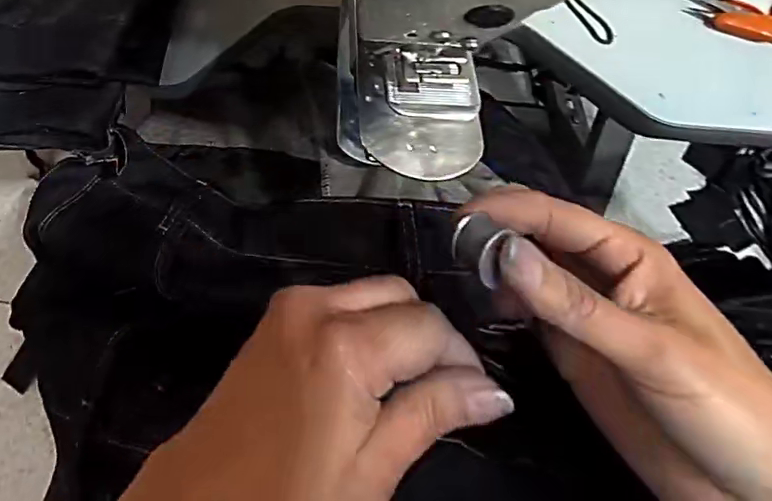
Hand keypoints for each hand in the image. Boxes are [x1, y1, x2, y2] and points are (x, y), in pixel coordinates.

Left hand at [121, 275, 515, 500]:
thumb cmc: (289, 499)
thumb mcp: (369, 473)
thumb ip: (431, 415)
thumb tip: (493, 392)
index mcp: (345, 342)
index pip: (429, 325)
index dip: (462, 358)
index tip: (481, 395)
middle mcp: (319, 303)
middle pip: (401, 295)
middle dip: (430, 337)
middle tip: (449, 390)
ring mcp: (293, 302)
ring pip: (372, 291)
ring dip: (398, 327)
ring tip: (412, 383)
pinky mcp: (278, 312)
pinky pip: (341, 300)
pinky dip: (366, 323)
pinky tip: (372, 370)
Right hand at [459, 187, 771, 500]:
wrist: (764, 498)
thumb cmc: (739, 412)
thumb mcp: (654, 351)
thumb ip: (575, 304)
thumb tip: (509, 252)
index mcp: (629, 255)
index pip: (556, 215)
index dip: (509, 209)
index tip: (466, 219)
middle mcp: (602, 276)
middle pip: (537, 236)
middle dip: (496, 231)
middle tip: (455, 242)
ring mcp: (587, 315)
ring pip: (528, 272)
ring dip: (495, 266)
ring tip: (461, 271)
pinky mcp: (576, 353)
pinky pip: (530, 315)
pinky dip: (502, 305)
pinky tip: (485, 306)